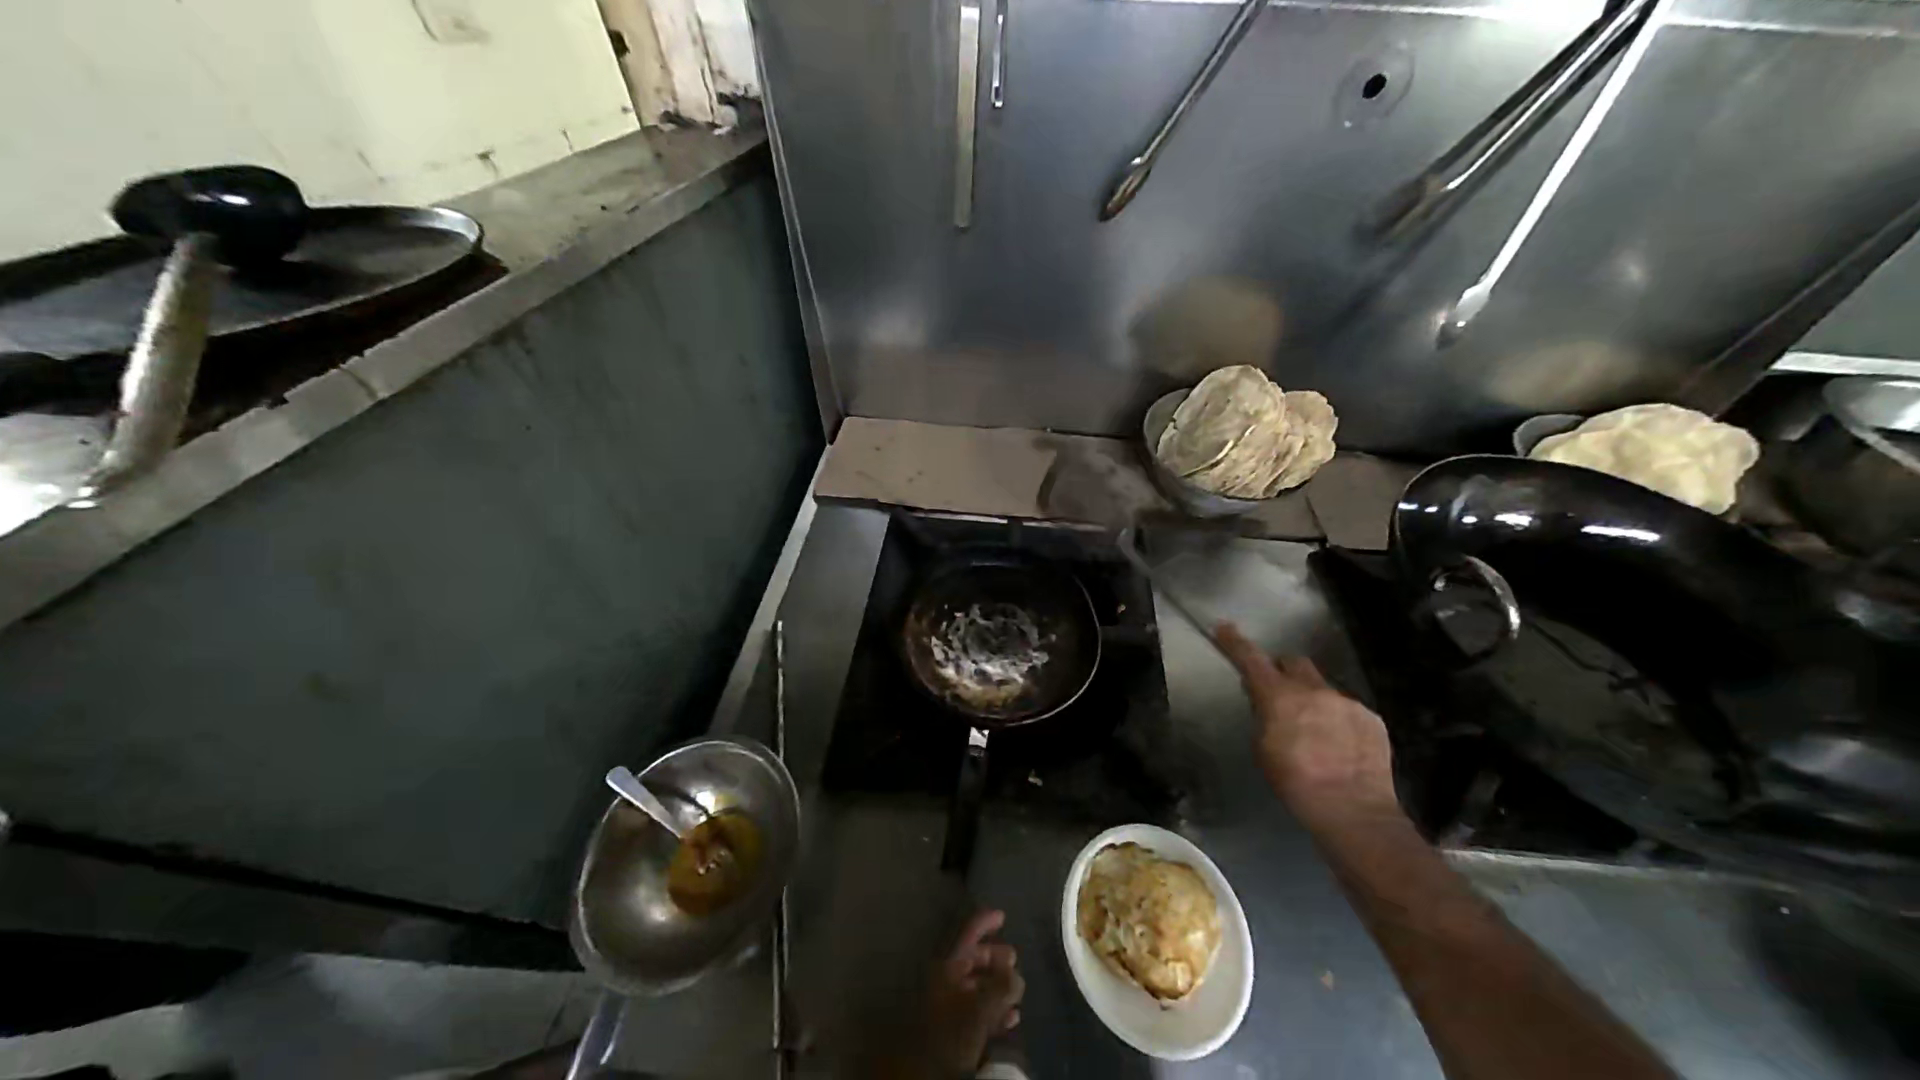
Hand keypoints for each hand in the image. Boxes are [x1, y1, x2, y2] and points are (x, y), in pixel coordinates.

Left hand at [921, 909, 1023, 1076]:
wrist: (919, 1072)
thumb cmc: (948, 1033)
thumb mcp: (980, 1009)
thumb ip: (1002, 987)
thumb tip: (1015, 974)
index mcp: (945, 966)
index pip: (966, 934)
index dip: (984, 922)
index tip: (1002, 915)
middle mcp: (942, 979)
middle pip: (970, 959)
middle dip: (994, 957)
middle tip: (1014, 957)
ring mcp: (942, 1004)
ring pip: (972, 985)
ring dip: (995, 986)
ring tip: (1016, 992)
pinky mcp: (946, 1029)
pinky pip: (971, 1010)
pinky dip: (990, 1009)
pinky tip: (1008, 1020)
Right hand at [1214, 623, 1401, 831]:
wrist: (1354, 810)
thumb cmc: (1295, 782)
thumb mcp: (1262, 748)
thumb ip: (1263, 716)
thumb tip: (1265, 702)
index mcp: (1280, 697)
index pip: (1252, 659)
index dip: (1236, 642)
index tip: (1225, 627)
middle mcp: (1315, 690)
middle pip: (1294, 662)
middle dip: (1283, 670)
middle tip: (1277, 689)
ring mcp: (1347, 703)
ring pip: (1323, 687)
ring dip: (1312, 699)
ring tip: (1313, 730)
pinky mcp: (1372, 719)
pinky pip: (1347, 709)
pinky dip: (1337, 719)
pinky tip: (1338, 745)